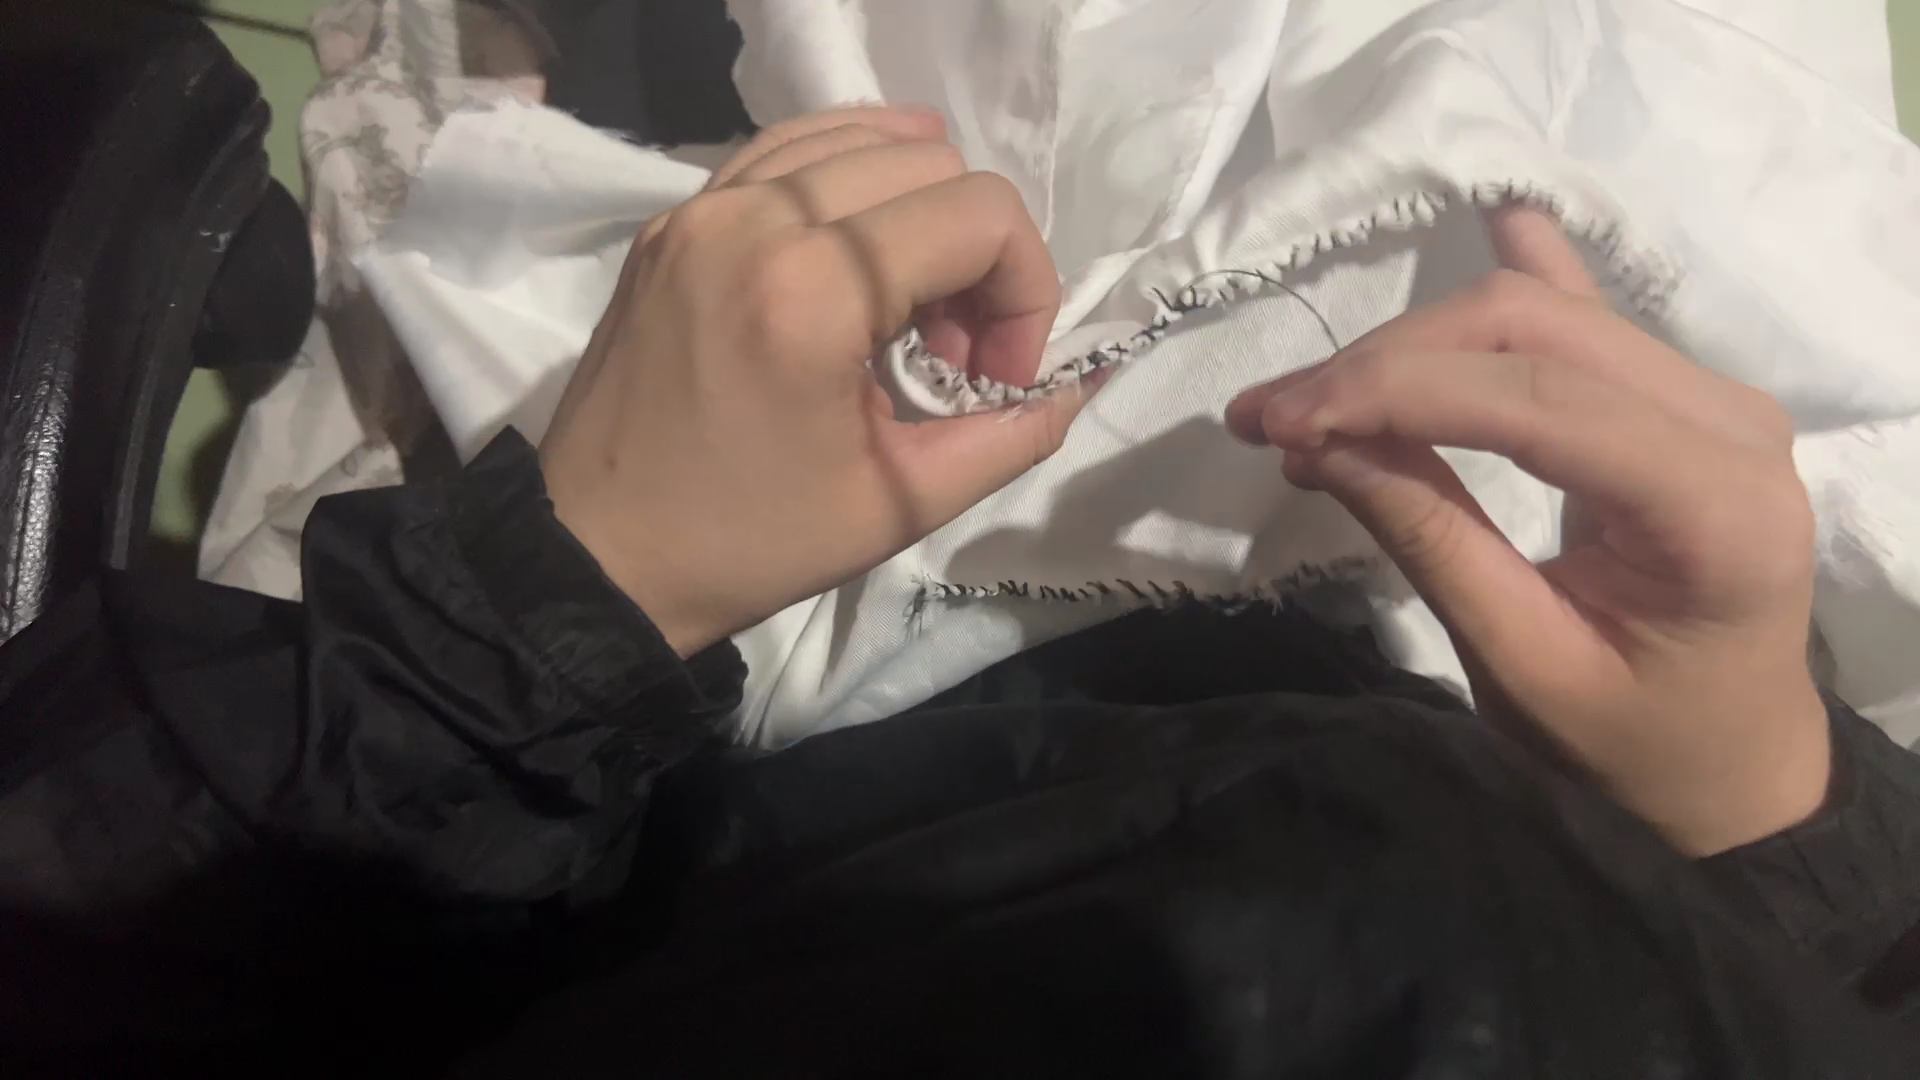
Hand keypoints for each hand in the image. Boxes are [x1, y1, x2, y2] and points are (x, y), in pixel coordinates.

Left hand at [540, 106, 1098, 656]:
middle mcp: (751, 216)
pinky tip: (860, 255)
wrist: (604, 557)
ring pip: (862, 140)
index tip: (998, 375)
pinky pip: (788, 155)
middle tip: (952, 354)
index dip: (1026, 290)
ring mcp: (701, 206)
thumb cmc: (752, 544)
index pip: (980, 214)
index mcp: (811, 291)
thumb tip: (1072, 387)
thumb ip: (1010, 438)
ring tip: (905, 309)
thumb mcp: (902, 506)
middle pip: (932, 164)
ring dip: (919, 215)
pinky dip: (850, 188)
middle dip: (978, 256)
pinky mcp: (673, 220)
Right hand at [1226, 206, 1827, 854]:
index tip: (1278, 423)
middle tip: (1268, 417)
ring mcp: (1701, 399)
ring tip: (1304, 398)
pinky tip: (1495, 223)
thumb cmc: (1623, 741)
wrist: (1722, 763)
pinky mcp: (1664, 403)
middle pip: (1523, 331)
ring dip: (1400, 347)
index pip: (1527, 399)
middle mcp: (1721, 420)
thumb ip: (1425, 538)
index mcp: (1706, 503)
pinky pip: (1585, 317)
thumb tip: (1322, 444)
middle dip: (1375, 366)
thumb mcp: (1512, 659)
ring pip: (1531, 317)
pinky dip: (1526, 270)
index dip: (1386, 394)